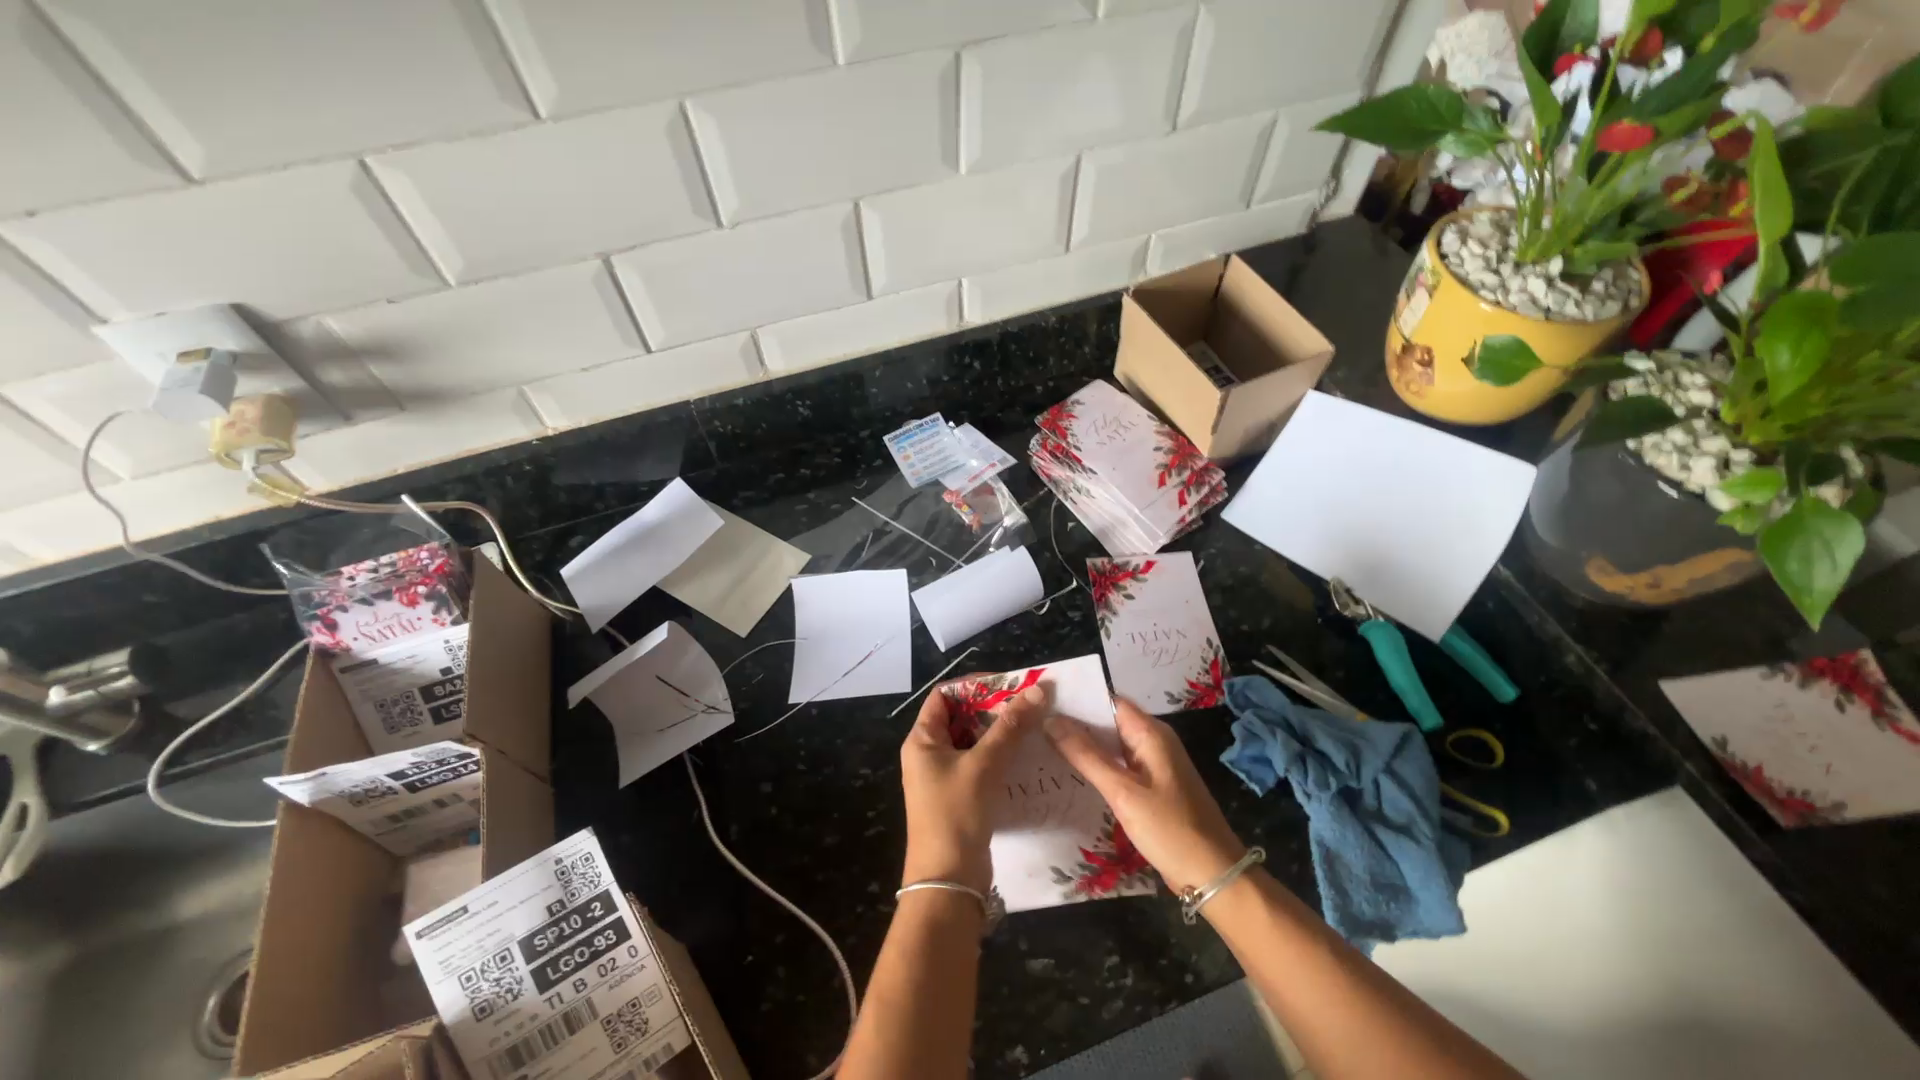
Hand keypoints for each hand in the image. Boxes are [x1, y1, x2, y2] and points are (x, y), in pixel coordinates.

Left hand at [898, 683, 1043, 893]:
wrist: (948, 878)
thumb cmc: (955, 813)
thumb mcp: (983, 765)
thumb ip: (1010, 727)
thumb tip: (1037, 690)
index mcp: (922, 740)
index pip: (945, 696)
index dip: (975, 686)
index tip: (1010, 684)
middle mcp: (929, 754)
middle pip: (962, 718)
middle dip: (994, 709)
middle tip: (1030, 705)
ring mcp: (944, 777)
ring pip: (974, 742)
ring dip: (1001, 734)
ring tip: (1035, 727)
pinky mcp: (960, 797)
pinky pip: (980, 766)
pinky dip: (1000, 758)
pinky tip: (1026, 758)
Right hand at [1044, 697, 1245, 894]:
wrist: (1211, 873)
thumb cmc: (1169, 828)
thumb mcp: (1122, 792)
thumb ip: (1086, 756)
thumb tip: (1051, 721)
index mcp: (1151, 733)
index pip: (1108, 701)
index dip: (1076, 698)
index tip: (1040, 701)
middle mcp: (1153, 742)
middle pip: (1108, 721)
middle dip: (1074, 722)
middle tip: (1032, 724)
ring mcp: (1153, 765)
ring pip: (1111, 745)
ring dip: (1082, 745)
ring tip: (1040, 744)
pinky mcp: (1151, 787)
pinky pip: (1118, 766)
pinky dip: (1096, 766)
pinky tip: (1069, 773)